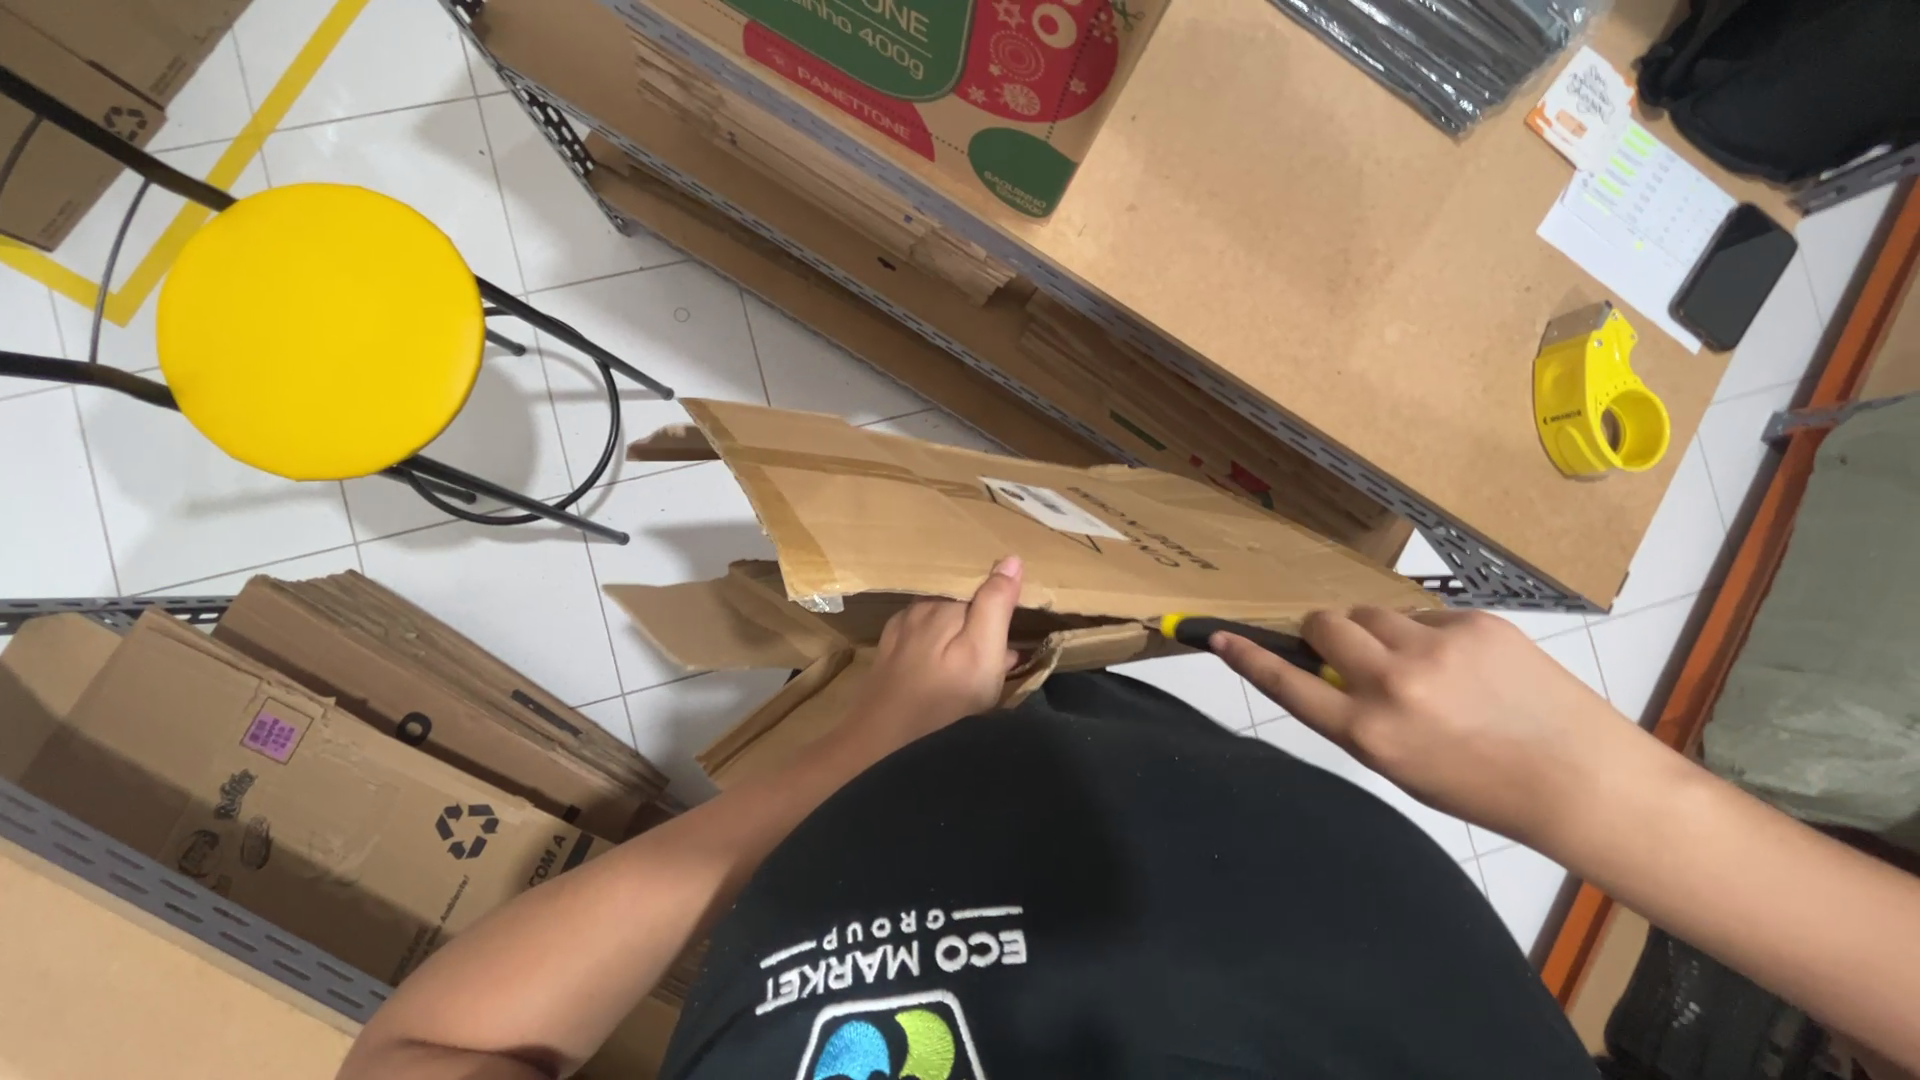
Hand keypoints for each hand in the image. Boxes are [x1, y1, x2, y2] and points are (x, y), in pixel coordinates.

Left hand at [841, 556, 1024, 757]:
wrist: (881, 743)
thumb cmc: (943, 700)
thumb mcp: (982, 651)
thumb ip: (996, 604)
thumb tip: (1011, 558)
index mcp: (944, 603)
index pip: (983, 588)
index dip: (1005, 604)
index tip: (1020, 627)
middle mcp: (919, 609)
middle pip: (963, 606)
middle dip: (986, 623)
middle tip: (1006, 656)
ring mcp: (900, 632)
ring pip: (944, 625)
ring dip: (964, 640)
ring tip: (982, 670)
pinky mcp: (889, 656)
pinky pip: (925, 643)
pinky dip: (943, 653)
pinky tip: (949, 675)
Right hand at [1214, 607, 1646, 847]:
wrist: (1584, 780)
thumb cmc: (1481, 787)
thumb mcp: (1398, 766)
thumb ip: (1352, 718)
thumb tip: (1326, 670)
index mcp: (1369, 733)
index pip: (1287, 684)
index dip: (1248, 657)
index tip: (1217, 635)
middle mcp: (1392, 685)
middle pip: (1323, 625)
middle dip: (1324, 633)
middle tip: (1345, 652)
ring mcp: (1435, 648)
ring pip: (1369, 613)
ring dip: (1374, 632)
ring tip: (1417, 664)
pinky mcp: (1475, 624)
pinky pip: (1422, 615)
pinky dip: (1427, 635)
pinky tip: (1465, 666)